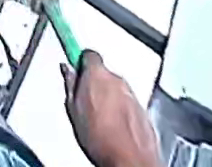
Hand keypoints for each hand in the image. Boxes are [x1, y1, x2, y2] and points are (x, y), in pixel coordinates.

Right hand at [63, 50, 160, 166]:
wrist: (130, 162)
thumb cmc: (102, 139)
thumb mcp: (74, 110)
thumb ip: (70, 85)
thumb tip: (67, 71)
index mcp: (97, 73)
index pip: (89, 54)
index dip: (82, 62)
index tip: (77, 68)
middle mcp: (117, 79)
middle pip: (104, 72)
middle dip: (96, 83)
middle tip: (87, 100)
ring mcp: (133, 94)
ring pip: (117, 89)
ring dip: (110, 97)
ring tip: (102, 119)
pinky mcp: (144, 110)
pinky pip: (128, 103)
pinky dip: (122, 111)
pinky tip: (116, 127)